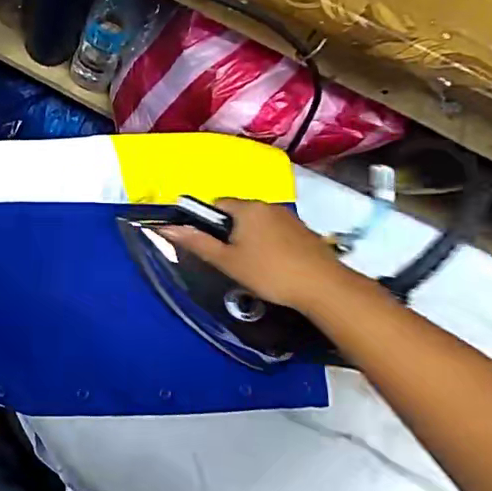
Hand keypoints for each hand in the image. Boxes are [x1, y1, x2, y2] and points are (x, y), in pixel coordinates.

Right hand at [159, 199, 357, 311]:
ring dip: (250, 237)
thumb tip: (167, 228)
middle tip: (230, 259)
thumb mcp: (227, 261)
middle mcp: (268, 205)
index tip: (212, 246)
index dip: (208, 222)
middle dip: (230, 231)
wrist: (323, 287)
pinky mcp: (304, 231)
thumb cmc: (269, 272)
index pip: (217, 203)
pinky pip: (276, 230)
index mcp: (247, 208)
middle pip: (238, 212)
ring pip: (258, 222)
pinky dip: (269, 243)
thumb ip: (197, 243)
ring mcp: (289, 217)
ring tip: (252, 265)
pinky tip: (273, 265)